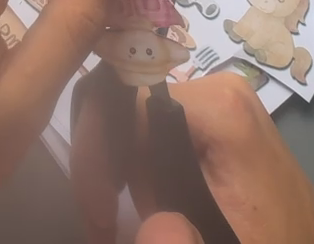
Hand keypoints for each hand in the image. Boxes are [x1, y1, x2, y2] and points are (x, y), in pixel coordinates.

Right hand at [72, 72, 313, 243]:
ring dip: (121, 171)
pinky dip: (140, 166)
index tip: (97, 219)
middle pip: (124, 109)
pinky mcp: (217, 112)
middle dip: (109, 169)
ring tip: (135, 217)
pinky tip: (155, 204)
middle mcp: (215, 85)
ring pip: (133, 117)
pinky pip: (153, 124)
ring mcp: (217, 95)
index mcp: (218, 106)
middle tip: (113, 223)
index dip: (95, 158)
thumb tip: (151, 229)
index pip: (122, 105)